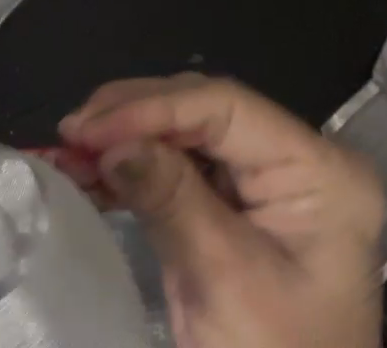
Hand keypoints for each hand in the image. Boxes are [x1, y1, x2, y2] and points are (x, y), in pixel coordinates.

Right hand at [57, 74, 384, 347]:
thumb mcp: (226, 279)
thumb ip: (171, 199)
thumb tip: (110, 143)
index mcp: (318, 172)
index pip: (224, 106)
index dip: (151, 108)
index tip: (88, 130)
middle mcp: (290, 160)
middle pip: (196, 109)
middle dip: (128, 117)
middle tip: (70, 134)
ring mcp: (256, 180)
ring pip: (174, 129)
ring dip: (117, 138)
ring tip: (67, 153)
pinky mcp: (223, 201)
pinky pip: (166, 162)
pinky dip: (123, 165)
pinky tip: (83, 172)